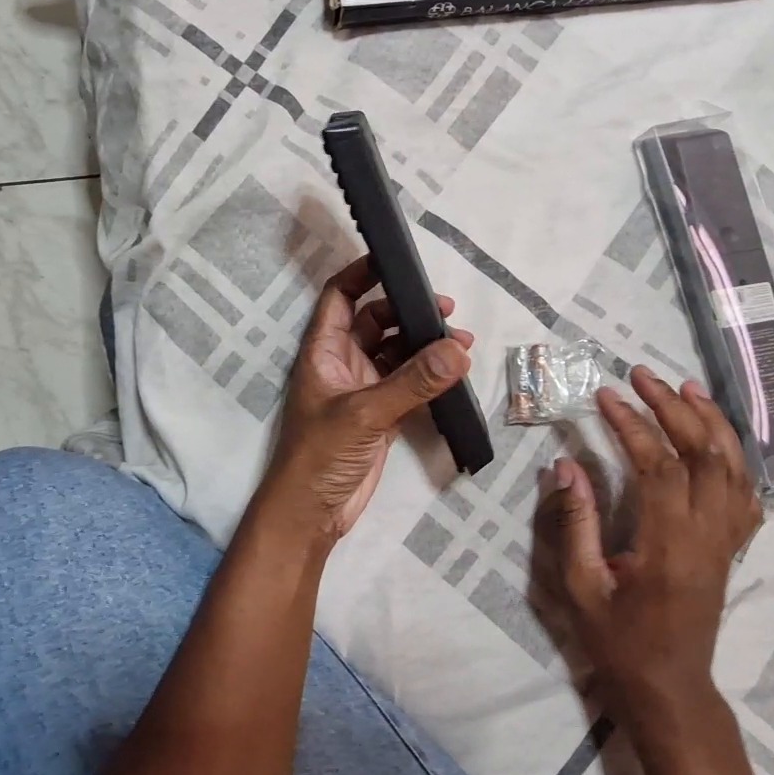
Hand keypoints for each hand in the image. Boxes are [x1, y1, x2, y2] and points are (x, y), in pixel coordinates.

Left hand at [255, 255, 473, 543]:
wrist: (311, 514)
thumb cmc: (320, 455)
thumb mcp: (365, 413)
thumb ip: (412, 382)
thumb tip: (458, 349)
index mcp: (323, 350)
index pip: (339, 296)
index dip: (362, 274)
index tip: (396, 260)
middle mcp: (342, 362)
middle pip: (375, 320)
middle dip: (408, 311)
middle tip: (447, 311)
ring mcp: (364, 389)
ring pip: (396, 353)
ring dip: (425, 346)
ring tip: (462, 343)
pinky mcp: (382, 415)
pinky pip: (409, 384)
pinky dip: (431, 376)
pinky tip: (455, 373)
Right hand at [531, 367, 761, 716]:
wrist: (669, 686)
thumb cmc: (618, 640)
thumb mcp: (579, 586)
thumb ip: (574, 522)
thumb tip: (565, 464)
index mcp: (670, 547)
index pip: (660, 468)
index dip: (634, 426)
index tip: (605, 397)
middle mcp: (708, 537)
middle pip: (705, 456)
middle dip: (674, 409)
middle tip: (641, 376)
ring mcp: (727, 542)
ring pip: (734, 469)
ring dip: (711, 422)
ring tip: (684, 387)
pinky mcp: (731, 548)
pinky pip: (745, 494)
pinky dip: (733, 457)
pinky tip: (714, 438)